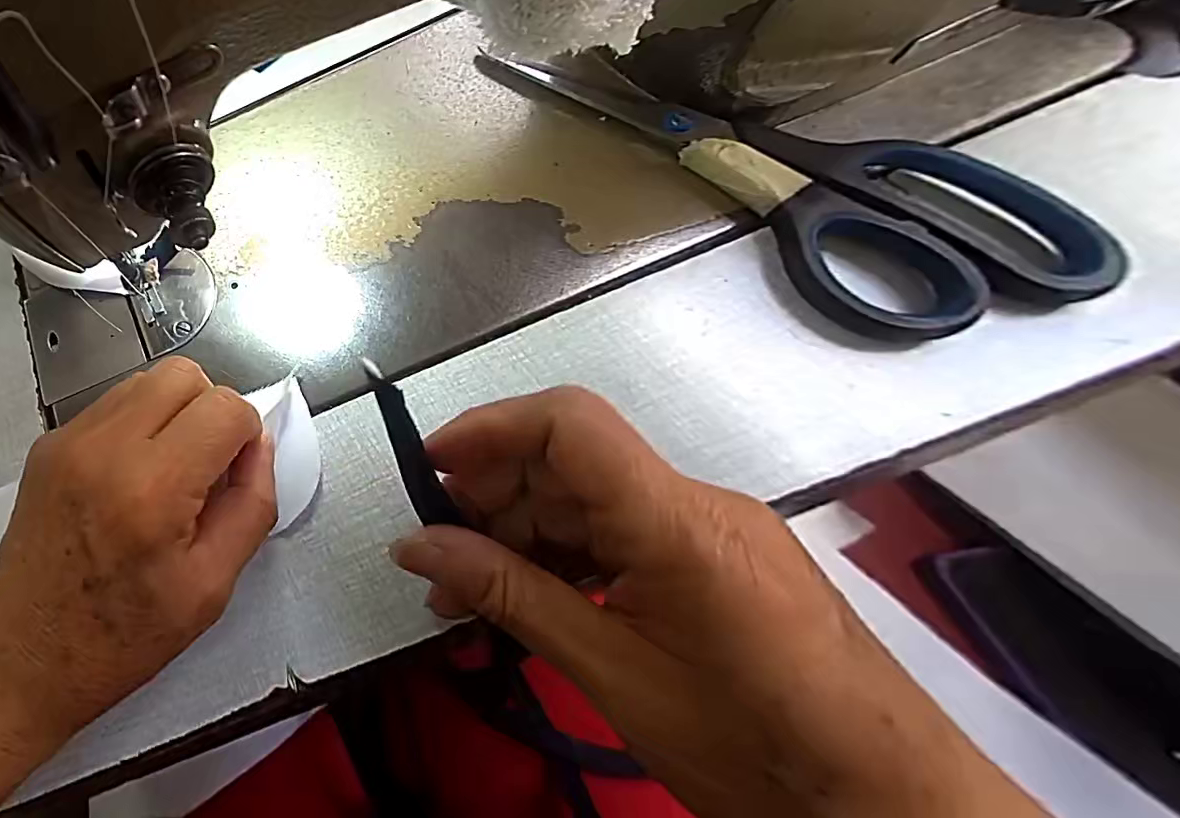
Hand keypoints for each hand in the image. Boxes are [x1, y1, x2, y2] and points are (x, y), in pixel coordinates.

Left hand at [0, 357, 275, 817]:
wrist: (22, 656)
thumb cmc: (123, 636)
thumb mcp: (212, 586)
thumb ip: (251, 504)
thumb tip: (259, 443)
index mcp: (152, 489)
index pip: (225, 407)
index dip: (246, 433)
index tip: (235, 472)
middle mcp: (106, 447)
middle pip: (185, 374)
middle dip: (212, 409)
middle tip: (207, 463)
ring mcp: (70, 438)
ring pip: (149, 379)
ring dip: (175, 410)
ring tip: (169, 467)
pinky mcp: (49, 440)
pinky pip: (115, 401)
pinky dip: (140, 421)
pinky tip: (132, 473)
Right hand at [389, 387, 1042, 817]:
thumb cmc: (762, 755)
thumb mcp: (614, 675)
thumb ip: (508, 596)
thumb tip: (417, 546)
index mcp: (678, 522)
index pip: (570, 424)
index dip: (489, 427)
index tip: (431, 465)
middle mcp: (691, 501)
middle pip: (563, 463)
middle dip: (488, 500)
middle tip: (437, 557)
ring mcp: (701, 524)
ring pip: (579, 499)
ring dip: (514, 536)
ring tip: (464, 593)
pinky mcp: (704, 552)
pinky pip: (609, 531)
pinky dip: (555, 556)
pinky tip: (521, 596)